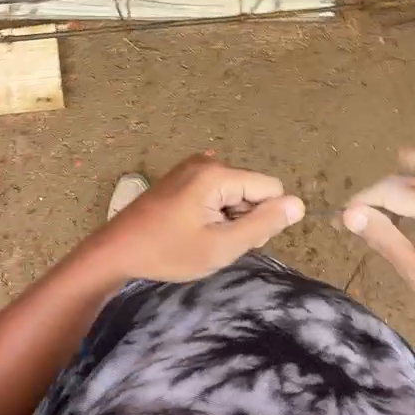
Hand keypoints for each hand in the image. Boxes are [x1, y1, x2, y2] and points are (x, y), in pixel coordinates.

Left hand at [77, 153, 304, 283]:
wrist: (116, 250)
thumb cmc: (168, 252)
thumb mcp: (221, 247)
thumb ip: (262, 225)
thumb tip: (298, 205)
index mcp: (217, 174)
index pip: (270, 189)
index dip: (262, 219)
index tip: (235, 240)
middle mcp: (206, 162)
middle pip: (251, 189)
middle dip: (244, 219)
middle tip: (214, 243)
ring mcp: (191, 167)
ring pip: (234, 193)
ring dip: (227, 219)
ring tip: (199, 238)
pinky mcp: (181, 177)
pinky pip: (215, 193)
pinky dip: (212, 213)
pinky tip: (191, 230)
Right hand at [344, 149, 414, 338]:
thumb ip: (387, 242)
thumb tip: (352, 215)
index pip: (390, 193)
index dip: (362, 203)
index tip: (342, 221)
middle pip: (401, 183)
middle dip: (373, 199)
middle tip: (352, 224)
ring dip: (391, 191)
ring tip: (372, 214)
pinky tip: (406, 162)